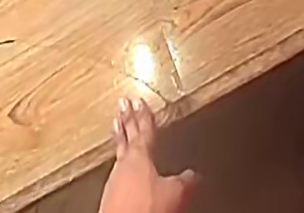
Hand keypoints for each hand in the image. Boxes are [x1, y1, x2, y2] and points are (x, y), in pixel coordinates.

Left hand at [98, 97, 196, 212]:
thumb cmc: (145, 208)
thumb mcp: (173, 193)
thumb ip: (184, 181)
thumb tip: (194, 174)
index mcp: (140, 155)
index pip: (144, 129)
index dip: (144, 115)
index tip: (139, 100)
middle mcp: (124, 163)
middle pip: (126, 135)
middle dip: (127, 118)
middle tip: (122, 102)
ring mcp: (114, 179)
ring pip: (119, 151)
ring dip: (120, 137)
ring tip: (118, 126)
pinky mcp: (109, 196)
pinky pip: (115, 169)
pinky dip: (118, 159)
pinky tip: (119, 166)